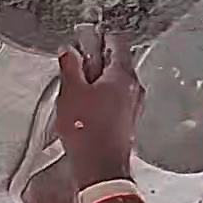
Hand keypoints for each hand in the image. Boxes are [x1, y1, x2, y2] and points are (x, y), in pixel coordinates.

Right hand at [54, 29, 142, 187]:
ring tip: (75, 86)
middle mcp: (134, 88)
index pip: (117, 42)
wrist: (99, 167)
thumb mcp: (70, 90)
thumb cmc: (87, 131)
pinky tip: (84, 104)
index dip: (99, 35)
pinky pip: (115, 97)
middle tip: (74, 63)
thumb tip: (69, 51)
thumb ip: (70, 65)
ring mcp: (133, 105)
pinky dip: (101, 94)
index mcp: (123, 76)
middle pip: (116, 61)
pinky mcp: (127, 118)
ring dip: (97, 78)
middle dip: (94, 59)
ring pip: (115, 80)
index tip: (86, 36)